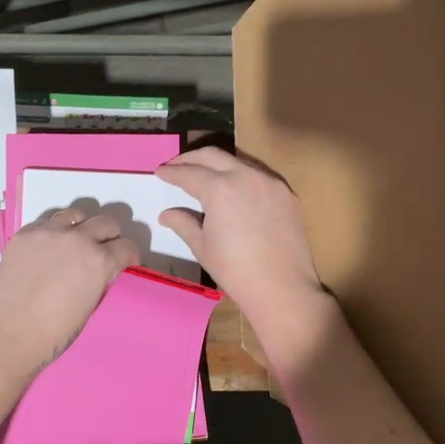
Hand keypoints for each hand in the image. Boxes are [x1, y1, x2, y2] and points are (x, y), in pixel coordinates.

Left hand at [0, 209, 140, 368]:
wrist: (7, 335)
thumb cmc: (53, 334)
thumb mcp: (89, 307)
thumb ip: (97, 281)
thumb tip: (97, 273)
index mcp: (100, 261)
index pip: (127, 247)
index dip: (129, 256)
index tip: (125, 263)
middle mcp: (77, 239)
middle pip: (105, 222)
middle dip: (109, 236)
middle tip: (102, 251)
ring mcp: (48, 233)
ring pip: (74, 216)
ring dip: (80, 227)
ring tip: (72, 244)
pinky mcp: (23, 235)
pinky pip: (45, 223)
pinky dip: (52, 231)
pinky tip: (46, 248)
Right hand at [155, 148, 328, 323]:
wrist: (282, 287)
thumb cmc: (235, 270)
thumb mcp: (202, 247)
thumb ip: (183, 223)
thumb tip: (167, 214)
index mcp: (220, 189)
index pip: (188, 173)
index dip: (171, 172)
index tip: (159, 172)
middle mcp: (245, 176)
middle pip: (212, 156)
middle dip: (190, 158)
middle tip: (175, 166)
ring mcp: (269, 182)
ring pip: (236, 161)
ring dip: (215, 164)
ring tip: (202, 175)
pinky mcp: (285, 193)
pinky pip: (257, 174)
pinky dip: (238, 175)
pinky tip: (232, 189)